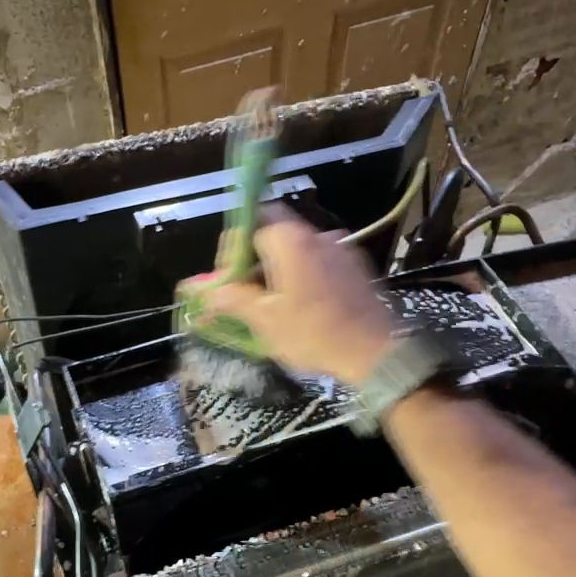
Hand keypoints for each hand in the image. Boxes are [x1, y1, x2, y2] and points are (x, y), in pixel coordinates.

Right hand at [197, 206, 397, 384]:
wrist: (374, 353)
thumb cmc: (314, 334)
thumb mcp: (265, 320)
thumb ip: (231, 298)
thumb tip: (201, 289)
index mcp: (290, 240)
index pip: (249, 223)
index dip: (232, 251)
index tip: (227, 282)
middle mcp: (317, 235)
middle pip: (273, 236)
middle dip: (254, 265)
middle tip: (246, 299)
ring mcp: (341, 250)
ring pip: (298, 253)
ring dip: (279, 274)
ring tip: (274, 309)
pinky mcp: (357, 269)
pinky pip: (320, 265)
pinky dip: (305, 280)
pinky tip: (304, 310)